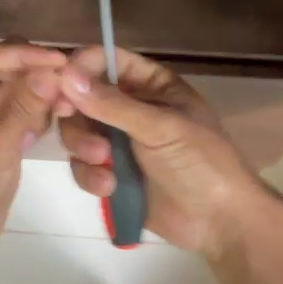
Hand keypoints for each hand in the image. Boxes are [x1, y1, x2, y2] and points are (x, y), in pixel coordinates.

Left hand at [0, 43, 68, 262]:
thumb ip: (24, 106)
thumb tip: (52, 71)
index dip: (27, 55)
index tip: (62, 60)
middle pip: (7, 67)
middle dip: (38, 71)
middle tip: (71, 80)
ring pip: (19, 86)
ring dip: (43, 90)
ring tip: (70, 100)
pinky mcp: (0, 129)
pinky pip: (23, 108)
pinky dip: (41, 109)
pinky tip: (62, 114)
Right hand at [57, 47, 265, 259]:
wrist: (220, 222)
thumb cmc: (201, 162)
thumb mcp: (160, 127)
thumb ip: (112, 103)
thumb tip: (67, 74)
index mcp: (149, 84)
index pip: (106, 60)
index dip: (81, 68)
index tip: (62, 83)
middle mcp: (130, 107)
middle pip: (82, 96)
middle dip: (78, 115)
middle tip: (76, 127)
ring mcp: (118, 141)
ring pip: (77, 131)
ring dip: (83, 146)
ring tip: (101, 163)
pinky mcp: (110, 173)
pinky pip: (82, 164)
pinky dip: (89, 174)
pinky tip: (108, 187)